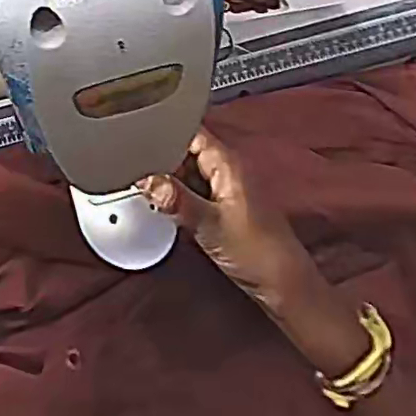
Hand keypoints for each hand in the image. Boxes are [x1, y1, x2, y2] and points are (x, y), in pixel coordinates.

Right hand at [141, 129, 372, 373]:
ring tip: (138, 178)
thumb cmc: (259, 254)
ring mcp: (223, 188)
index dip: (164, 128)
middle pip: (185, 149)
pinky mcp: (220, 206)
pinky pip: (191, 188)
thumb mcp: (211, 225)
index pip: (190, 131)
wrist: (285, 288)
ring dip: (166, 175)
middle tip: (130, 161)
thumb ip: (177, 200)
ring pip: (186, 170)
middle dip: (159, 155)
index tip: (136, 131)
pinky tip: (158, 200)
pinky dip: (175, 192)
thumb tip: (147, 179)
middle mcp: (225, 170)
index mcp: (227, 164)